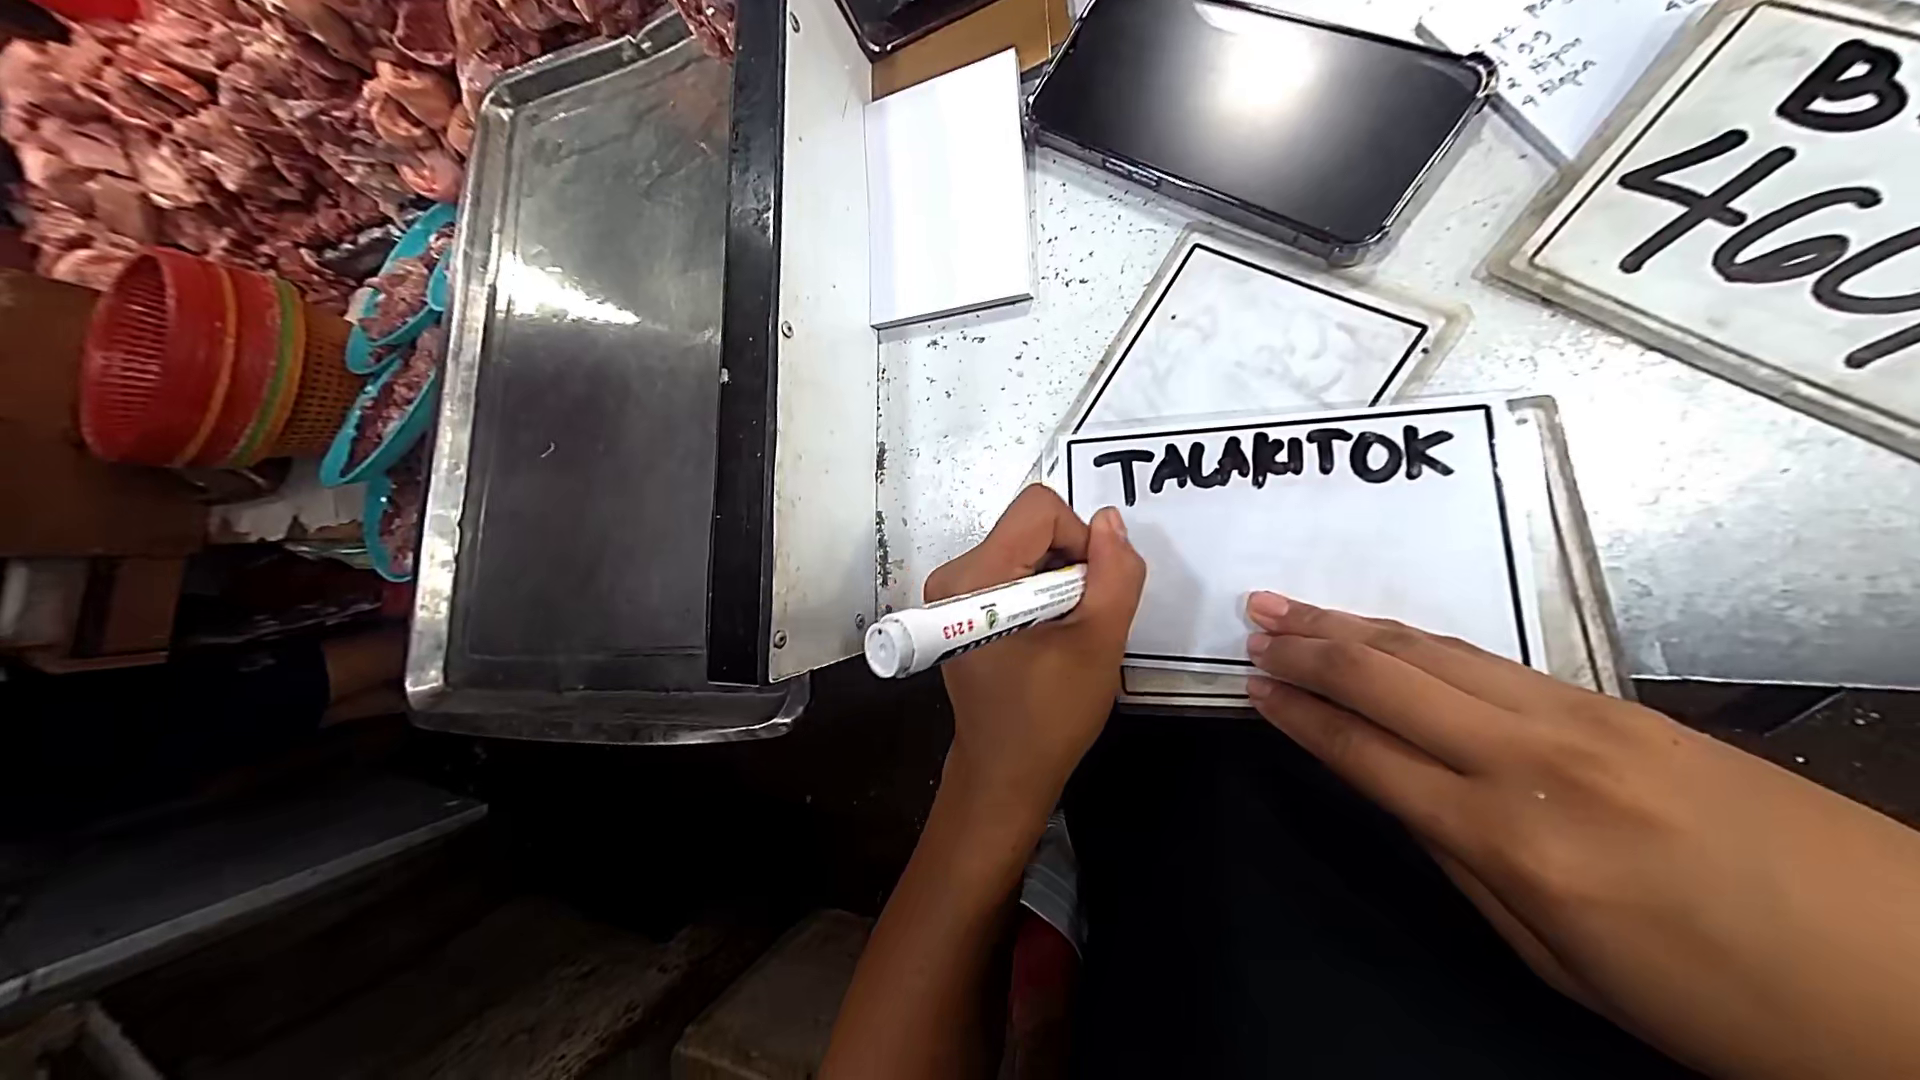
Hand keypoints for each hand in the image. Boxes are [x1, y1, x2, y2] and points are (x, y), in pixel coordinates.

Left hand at [924, 486, 1145, 819]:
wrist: (1004, 768)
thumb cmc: (1048, 716)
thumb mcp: (1099, 642)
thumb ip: (1116, 573)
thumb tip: (1109, 521)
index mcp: (976, 577)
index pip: (1038, 510)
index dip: (1080, 540)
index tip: (1088, 592)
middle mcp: (953, 574)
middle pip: (1030, 527)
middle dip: (1069, 565)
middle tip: (1077, 621)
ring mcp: (952, 589)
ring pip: (1026, 547)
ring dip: (1057, 581)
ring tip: (1061, 633)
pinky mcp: (959, 604)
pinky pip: (1012, 568)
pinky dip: (1040, 591)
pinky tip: (1046, 634)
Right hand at [1243, 593, 1919, 1079]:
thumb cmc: (1722, 1002)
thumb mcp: (1557, 959)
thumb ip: (1459, 858)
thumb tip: (1395, 788)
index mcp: (1509, 837)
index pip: (1364, 750)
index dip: (1297, 713)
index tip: (1251, 685)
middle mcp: (1532, 758)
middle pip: (1386, 677)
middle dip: (1307, 648)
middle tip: (1253, 623)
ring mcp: (1578, 718)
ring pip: (1429, 650)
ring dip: (1347, 626)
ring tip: (1289, 607)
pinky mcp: (1612, 701)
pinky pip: (1482, 657)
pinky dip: (1411, 638)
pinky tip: (1376, 630)